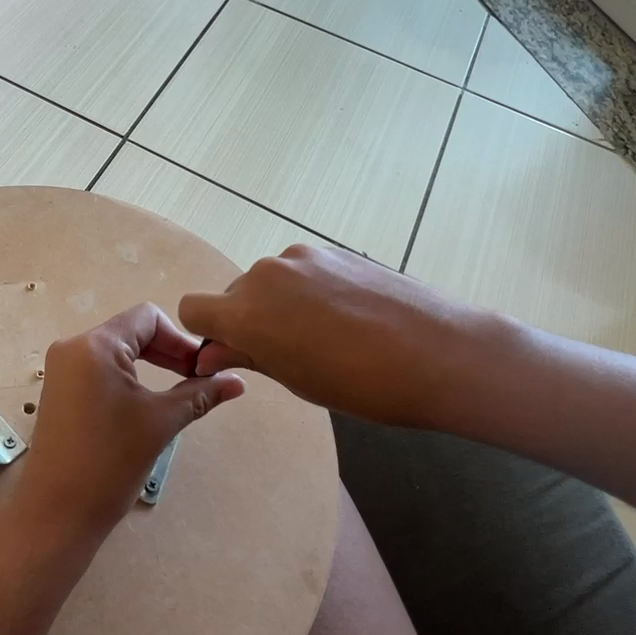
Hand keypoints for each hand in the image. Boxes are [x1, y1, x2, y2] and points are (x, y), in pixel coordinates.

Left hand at [11, 303, 244, 535]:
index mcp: (96, 345)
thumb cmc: (110, 462)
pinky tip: (146, 402)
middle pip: (131, 330)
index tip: (203, 368)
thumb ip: (200, 395)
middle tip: (197, 380)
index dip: (181, 339)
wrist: (57, 512)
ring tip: (177, 391)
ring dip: (150, 364)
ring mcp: (62, 368)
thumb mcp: (161, 422)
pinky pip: (99, 367)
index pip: (147, 317)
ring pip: (116, 349)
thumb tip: (238, 382)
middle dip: (168, 351)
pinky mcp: (59, 389)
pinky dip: (127, 376)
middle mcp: (73, 346)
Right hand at [179, 244, 504, 427]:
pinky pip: (301, 271)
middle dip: (248, 320)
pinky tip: (348, 315)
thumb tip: (210, 353)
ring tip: (327, 334)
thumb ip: (247, 356)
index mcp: (246, 313)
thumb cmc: (363, 384)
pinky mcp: (331, 250)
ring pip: (270, 282)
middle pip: (233, 294)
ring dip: (280, 304)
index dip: (207, 334)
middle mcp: (263, 274)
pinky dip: (309, 291)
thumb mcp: (297, 380)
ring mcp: (300, 257)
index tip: (236, 355)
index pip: (194, 309)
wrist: (441, 353)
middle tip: (290, 353)